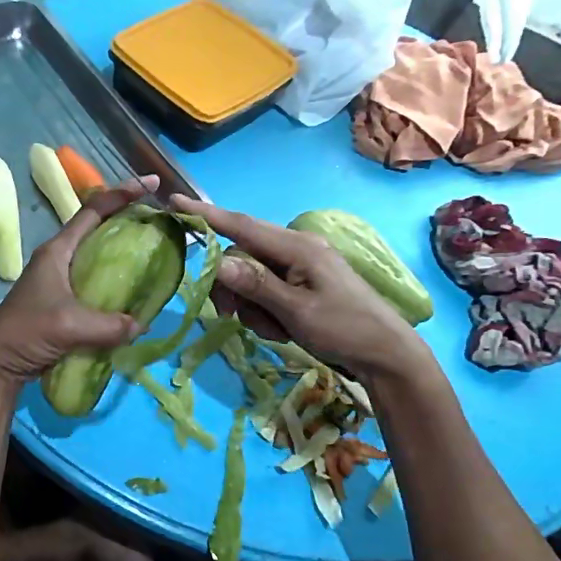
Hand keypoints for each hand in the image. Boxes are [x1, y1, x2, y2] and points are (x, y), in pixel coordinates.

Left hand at [0, 175, 159, 382]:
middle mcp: (59, 258)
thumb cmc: (26, 332)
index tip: (153, 184)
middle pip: (98, 229)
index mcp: (57, 251)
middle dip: (128, 219)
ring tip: (155, 251)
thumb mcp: (69, 326)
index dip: (122, 194)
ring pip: (98, 256)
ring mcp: (60, 280)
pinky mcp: (63, 301)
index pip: (93, 211)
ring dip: (124, 252)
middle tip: (160, 220)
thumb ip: (109, 325)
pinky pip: (96, 283)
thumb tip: (140, 324)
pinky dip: (117, 282)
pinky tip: (135, 291)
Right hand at [171, 194, 431, 380]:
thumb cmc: (346, 330)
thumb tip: (218, 262)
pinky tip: (280, 328)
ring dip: (249, 305)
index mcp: (297, 247)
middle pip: (240, 256)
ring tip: (271, 328)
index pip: (242, 225)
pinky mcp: (299, 284)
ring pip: (248, 277)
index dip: (206, 215)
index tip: (174, 203)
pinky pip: (263, 290)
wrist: (386, 357)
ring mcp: (297, 267)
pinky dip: (262, 311)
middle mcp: (294, 249)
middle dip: (231, 287)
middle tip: (229, 316)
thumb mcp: (297, 311)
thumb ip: (256, 285)